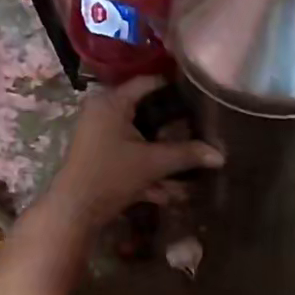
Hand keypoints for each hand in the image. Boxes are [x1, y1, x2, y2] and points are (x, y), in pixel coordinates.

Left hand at [40, 76, 223, 229]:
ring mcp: (100, 138)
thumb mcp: (153, 163)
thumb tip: (220, 156)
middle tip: (201, 131)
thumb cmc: (110, 176)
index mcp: (112, 102)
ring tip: (190, 170)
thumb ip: (187, 155)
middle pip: (147, 113)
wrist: (74, 212)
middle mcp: (104, 114)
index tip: (200, 94)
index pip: (149, 82)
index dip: (175, 86)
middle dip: (174, 129)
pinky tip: (170, 195)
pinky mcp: (100, 160)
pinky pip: (130, 159)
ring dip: (163, 159)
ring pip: (140, 141)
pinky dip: (148, 174)